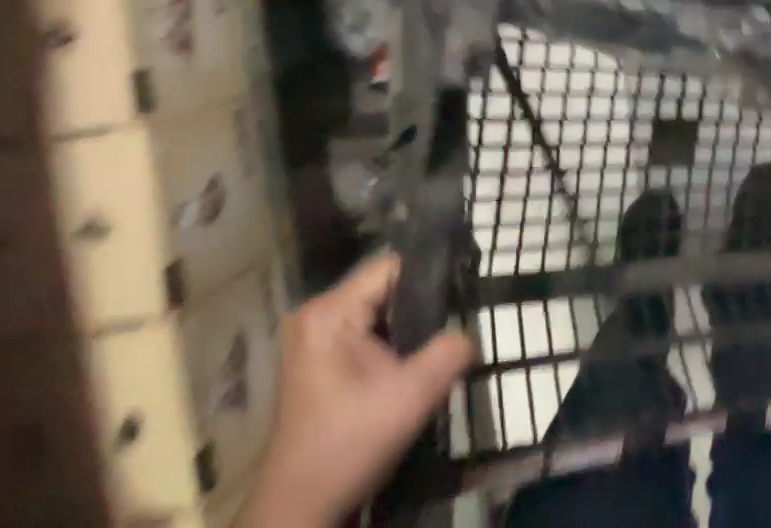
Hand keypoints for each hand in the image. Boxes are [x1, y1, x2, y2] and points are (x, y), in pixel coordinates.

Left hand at [240, 253, 473, 527]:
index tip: (467, 287)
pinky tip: (416, 364)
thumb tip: (470, 335)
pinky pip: (369, 335)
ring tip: (444, 342)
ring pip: (380, 313)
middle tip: (461, 320)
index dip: (432, 273)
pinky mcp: (321, 362)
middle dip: (424, 305)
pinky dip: (395, 344)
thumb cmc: (349, 444)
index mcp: (329, 312)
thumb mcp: (412, 396)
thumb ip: (450, 353)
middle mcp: (316, 315)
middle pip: (385, 288)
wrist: (300, 507)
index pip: (391, 266)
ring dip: (412, 328)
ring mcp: (315, 339)